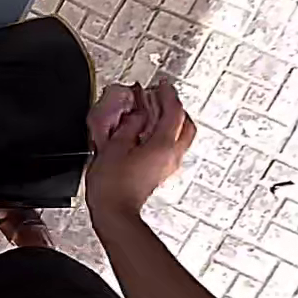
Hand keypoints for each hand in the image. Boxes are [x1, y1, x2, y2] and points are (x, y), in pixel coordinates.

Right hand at [84, 80, 196, 219]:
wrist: (113, 212)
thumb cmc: (112, 186)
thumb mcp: (114, 147)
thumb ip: (128, 126)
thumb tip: (135, 116)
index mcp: (163, 146)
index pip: (174, 112)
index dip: (167, 95)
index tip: (162, 85)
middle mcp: (171, 156)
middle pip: (185, 125)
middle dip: (175, 108)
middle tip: (161, 98)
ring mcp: (166, 166)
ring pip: (180, 137)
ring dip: (169, 123)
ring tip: (151, 115)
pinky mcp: (158, 173)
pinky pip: (168, 148)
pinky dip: (161, 136)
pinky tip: (145, 134)